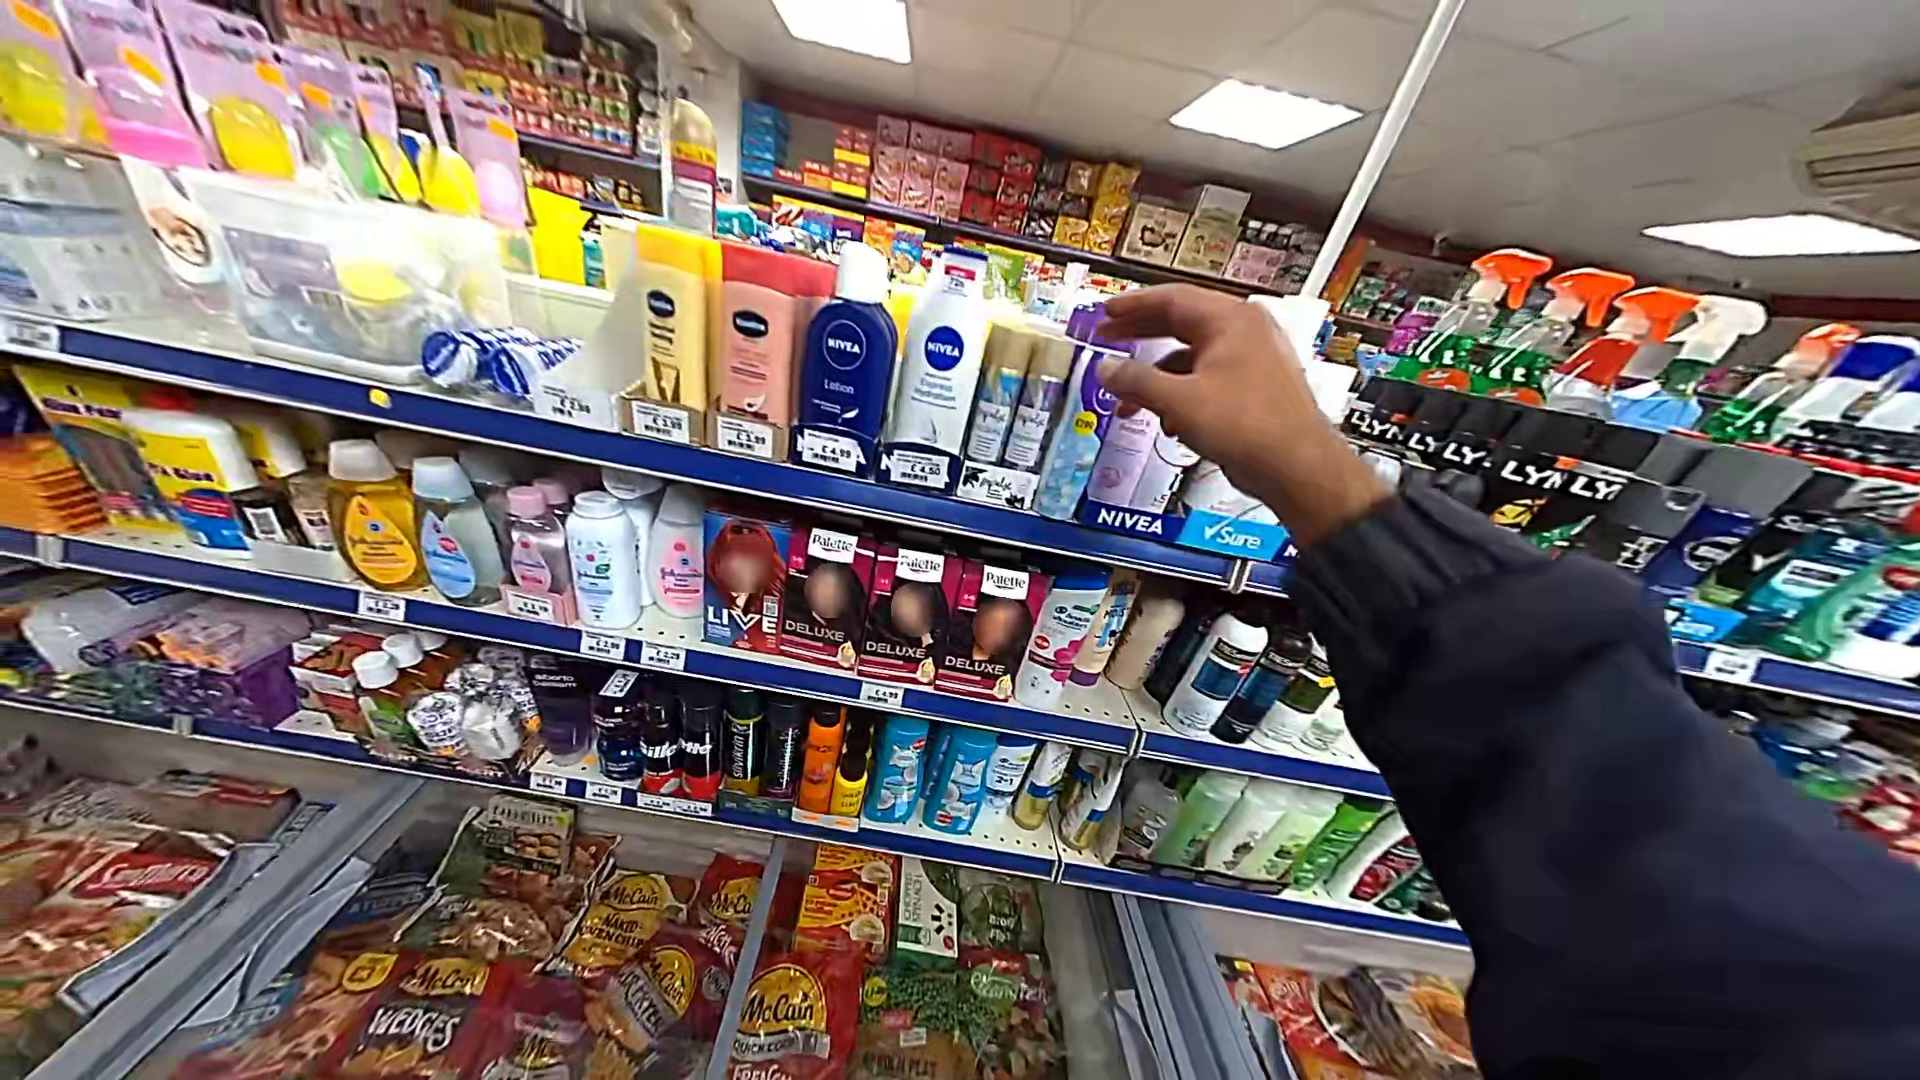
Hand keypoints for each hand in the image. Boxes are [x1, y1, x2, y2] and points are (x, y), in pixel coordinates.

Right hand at [1096, 285, 1388, 546]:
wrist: (1295, 466)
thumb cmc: (1250, 426)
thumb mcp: (1178, 400)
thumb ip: (1136, 381)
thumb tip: (1107, 370)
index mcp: (1231, 320)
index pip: (1172, 298)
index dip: (1133, 306)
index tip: (1107, 313)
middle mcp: (1245, 333)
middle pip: (1179, 324)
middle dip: (1139, 336)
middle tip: (1109, 340)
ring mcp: (1251, 360)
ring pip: (1189, 358)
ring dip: (1155, 377)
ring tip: (1128, 396)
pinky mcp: (1251, 389)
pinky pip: (1204, 381)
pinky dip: (1179, 394)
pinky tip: (1166, 420)